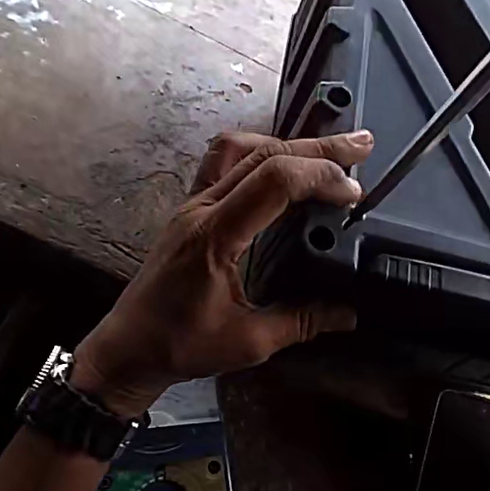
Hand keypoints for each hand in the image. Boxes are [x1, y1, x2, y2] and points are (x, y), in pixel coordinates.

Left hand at [71, 130, 373, 417]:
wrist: (128, 348)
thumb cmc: (177, 346)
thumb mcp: (249, 342)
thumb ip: (301, 322)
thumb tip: (347, 313)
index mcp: (214, 237)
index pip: (272, 182)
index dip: (319, 176)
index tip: (353, 193)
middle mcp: (201, 210)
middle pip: (262, 154)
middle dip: (317, 146)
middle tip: (361, 145)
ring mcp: (192, 205)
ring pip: (239, 149)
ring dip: (285, 143)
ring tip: (324, 152)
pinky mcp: (191, 211)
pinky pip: (222, 162)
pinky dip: (259, 154)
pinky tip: (281, 166)